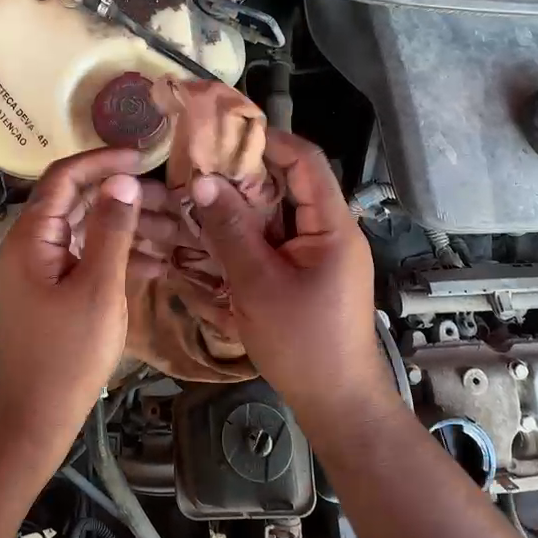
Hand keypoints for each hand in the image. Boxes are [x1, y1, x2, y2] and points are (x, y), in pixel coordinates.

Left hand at [0, 148, 153, 434]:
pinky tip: (158, 264)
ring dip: (128, 228)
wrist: (36, 416)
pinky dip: (118, 256)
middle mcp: (32, 244)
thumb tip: (123, 180)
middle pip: (79, 202)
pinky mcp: (54, 289)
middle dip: (124, 197)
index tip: (142, 157)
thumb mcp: (99, 288)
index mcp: (33, 236)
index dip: (102, 161)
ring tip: (174, 231)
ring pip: (88, 230)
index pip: (65, 177)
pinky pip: (87, 258)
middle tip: (170, 200)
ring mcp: (42, 268)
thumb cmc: (68, 353)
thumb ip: (112, 231)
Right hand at [189, 130, 393, 429]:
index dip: (268, 139)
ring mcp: (319, 253)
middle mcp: (330, 231)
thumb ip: (230, 230)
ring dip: (242, 202)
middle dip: (245, 170)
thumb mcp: (258, 284)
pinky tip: (214, 231)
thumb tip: (203, 181)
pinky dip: (247, 230)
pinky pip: (275, 238)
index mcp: (332, 226)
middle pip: (289, 183)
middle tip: (199, 163)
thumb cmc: (303, 344)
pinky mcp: (307, 273)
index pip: (305, 161)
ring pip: (278, 211)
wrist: (338, 404)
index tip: (223, 132)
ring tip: (199, 192)